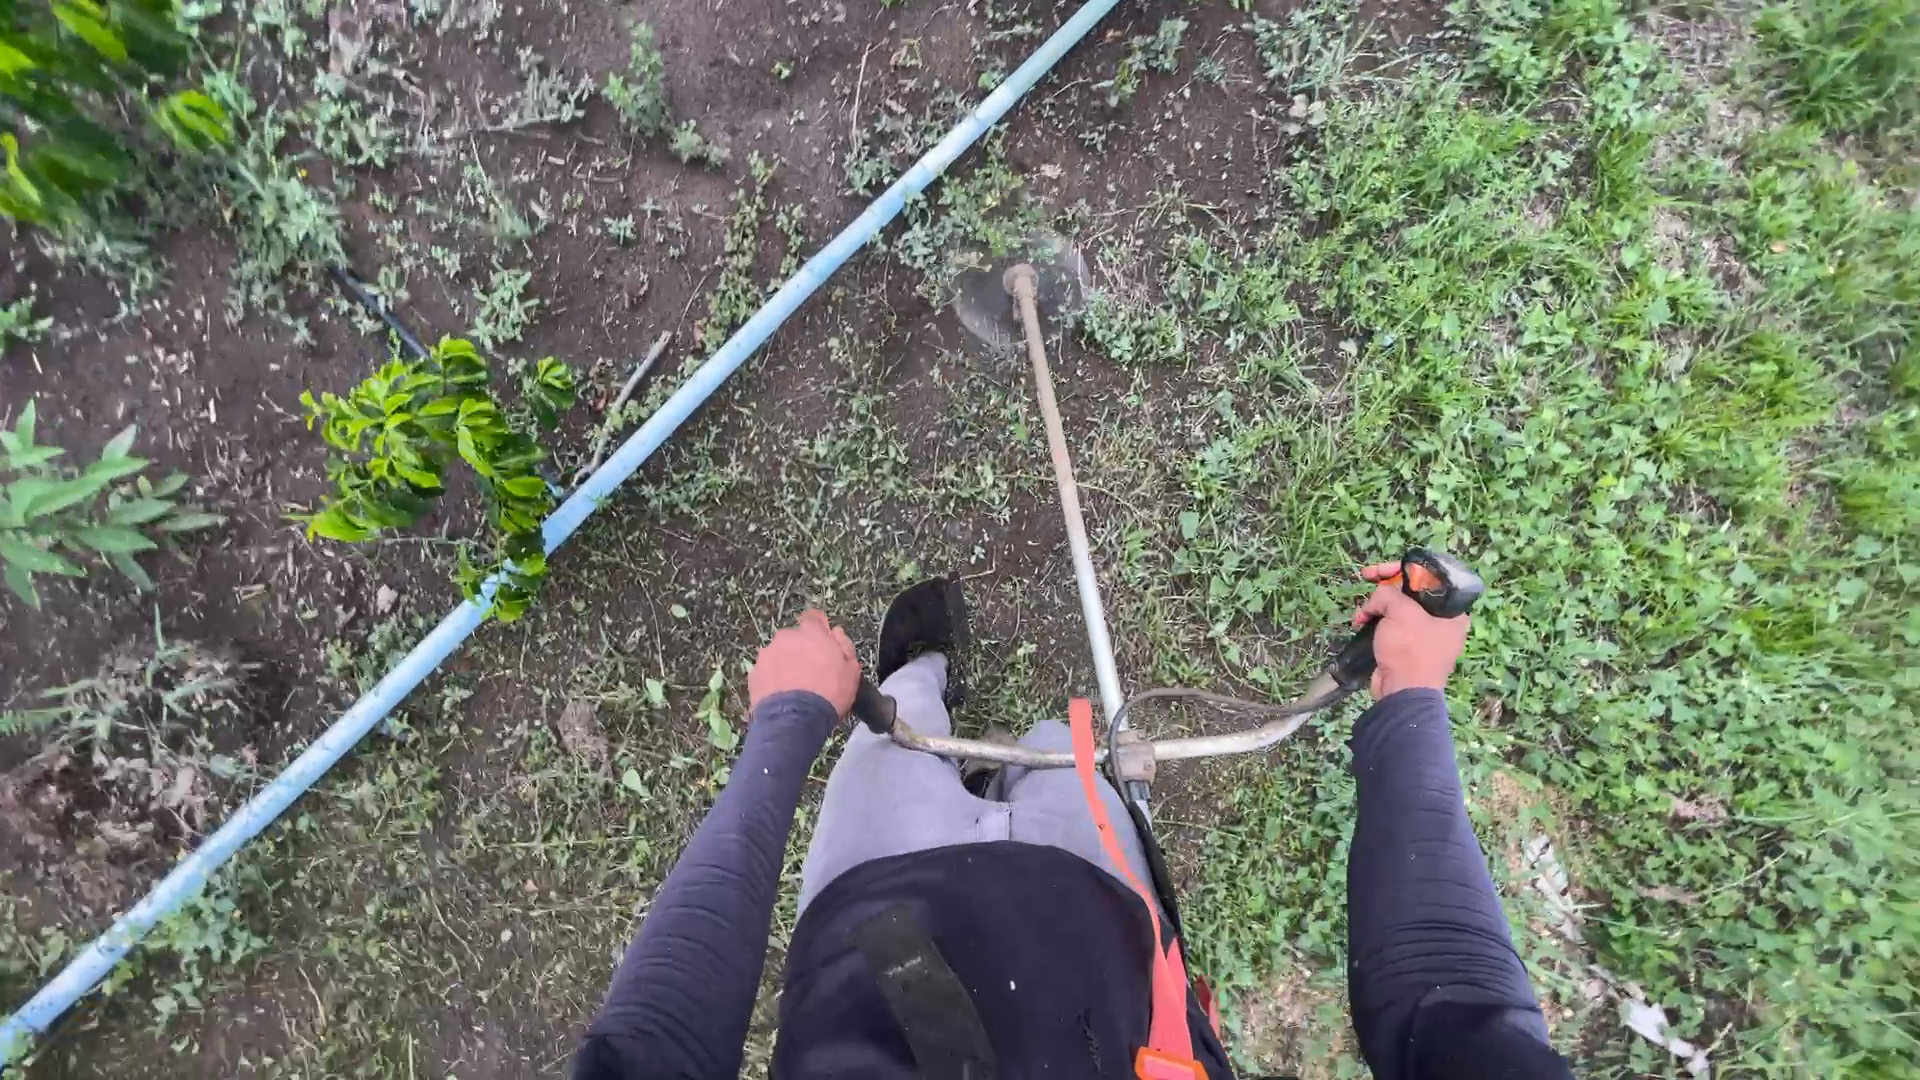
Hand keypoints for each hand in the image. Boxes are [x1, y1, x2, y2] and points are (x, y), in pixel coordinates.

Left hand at [748, 610, 860, 715]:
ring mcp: (767, 655)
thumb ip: (844, 646)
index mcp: (810, 632)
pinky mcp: (754, 674)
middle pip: (794, 638)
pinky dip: (773, 680)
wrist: (795, 720)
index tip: (822, 642)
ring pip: (778, 655)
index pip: (813, 618)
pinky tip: (783, 697)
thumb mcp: (851, 670)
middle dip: (801, 650)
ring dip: (785, 665)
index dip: (818, 629)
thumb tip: (836, 633)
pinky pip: (766, 672)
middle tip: (811, 672)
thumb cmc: (829, 693)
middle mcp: (786, 637)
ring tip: (795, 688)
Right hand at [1354, 562, 1470, 699]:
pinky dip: (1374, 620)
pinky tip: (1360, 623)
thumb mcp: (1401, 612)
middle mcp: (1440, 620)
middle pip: (1409, 591)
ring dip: (1374, 606)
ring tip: (1361, 615)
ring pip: (1396, 607)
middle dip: (1384, 586)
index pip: (1428, 577)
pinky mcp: (1405, 645)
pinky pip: (1389, 623)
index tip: (1378, 569)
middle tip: (1366, 578)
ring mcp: (1422, 634)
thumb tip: (1377, 598)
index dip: (1401, 568)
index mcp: (1452, 610)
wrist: (1403, 691)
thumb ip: (1389, 593)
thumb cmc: (1410, 649)